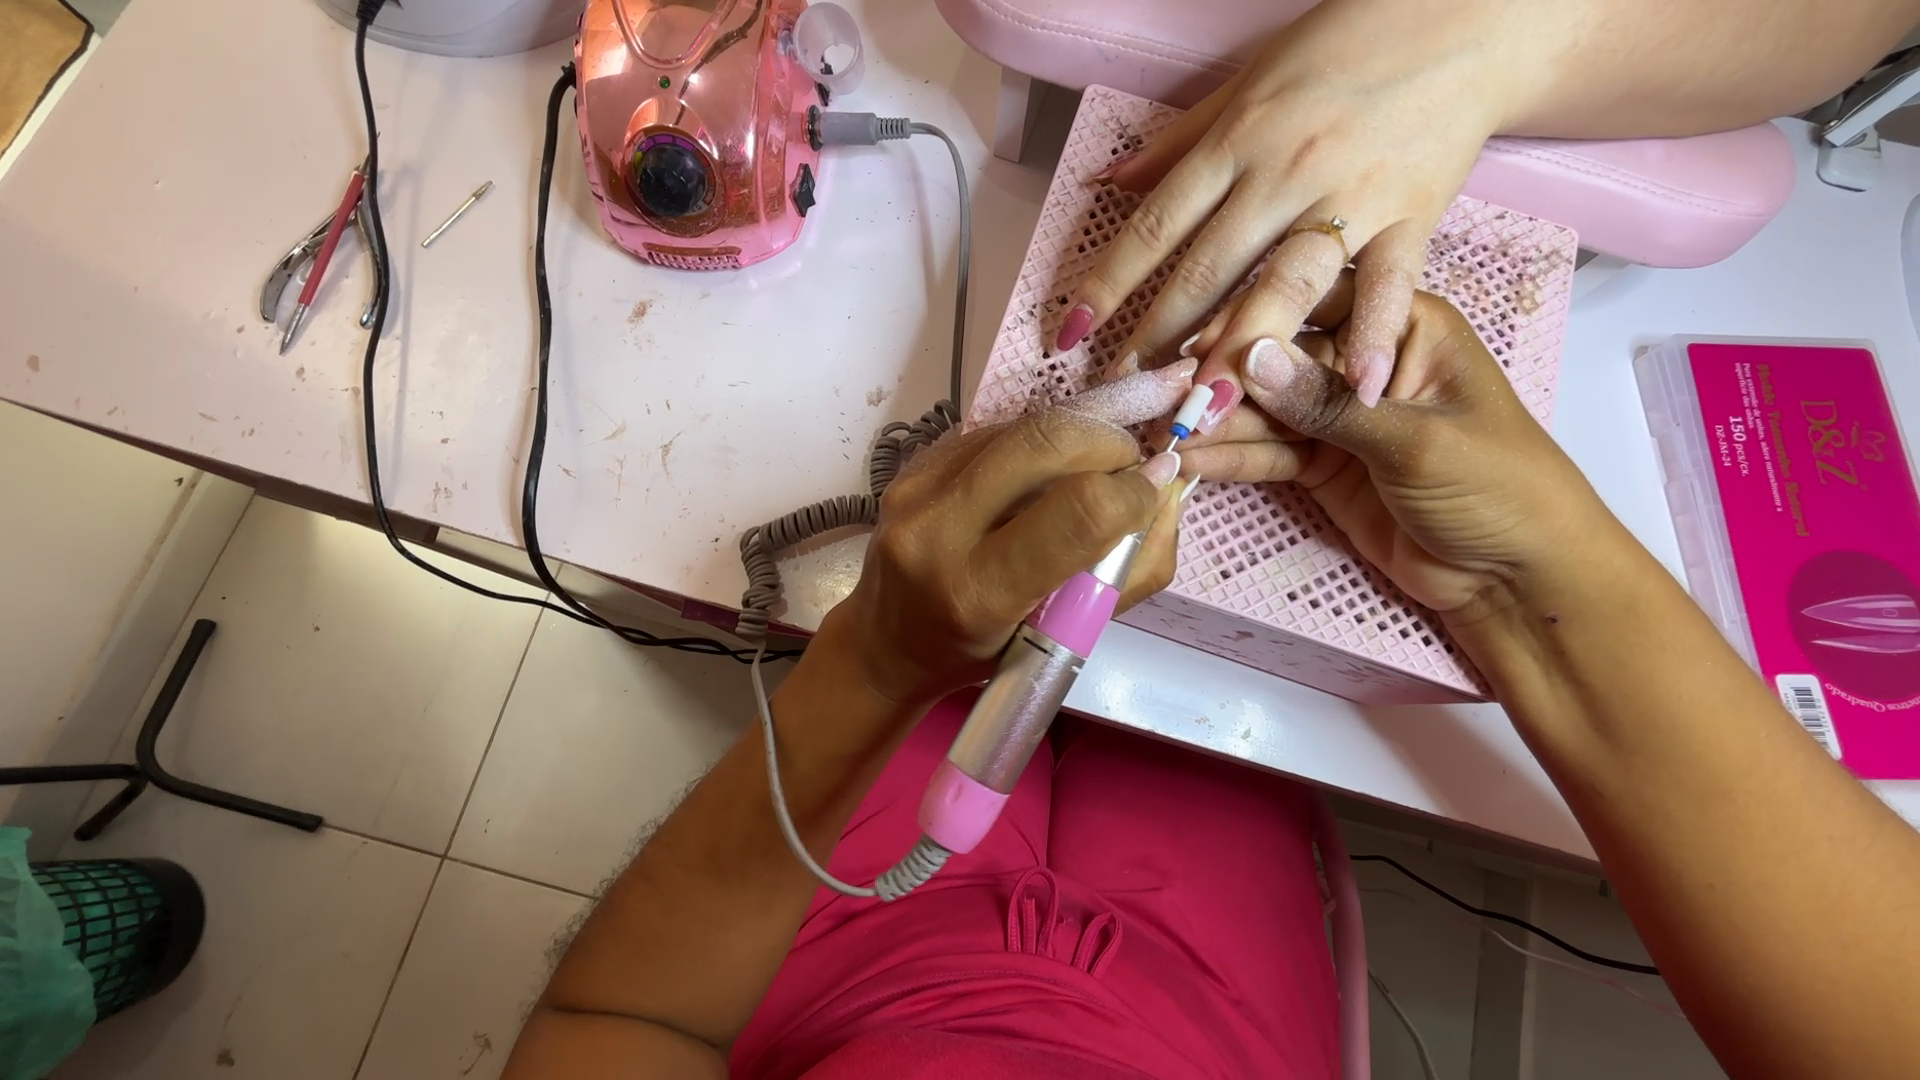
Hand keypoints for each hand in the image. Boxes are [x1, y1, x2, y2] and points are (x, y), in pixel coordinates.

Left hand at [824, 395, 1191, 709]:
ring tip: (1087, 470)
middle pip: (1045, 442)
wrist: (887, 642)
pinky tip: (1038, 474)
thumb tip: (1167, 494)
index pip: (1077, 513)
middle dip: (1106, 443)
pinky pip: (993, 432)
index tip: (1151, 492)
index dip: (1131, 493)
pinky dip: (1035, 443)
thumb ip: (1130, 573)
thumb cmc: (982, 654)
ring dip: (1073, 438)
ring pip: (1020, 426)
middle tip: (1126, 465)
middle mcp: (936, 530)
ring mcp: (915, 489)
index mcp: (977, 592)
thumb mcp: (1063, 636)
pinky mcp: (910, 465)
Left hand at [1061, 0, 1541, 414]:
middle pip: (1205, 272)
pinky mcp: (1412, 216)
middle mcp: (1282, 174)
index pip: (1154, 227)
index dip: (1107, 285)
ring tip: (1202, 406)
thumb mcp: (1244, 83)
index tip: (1070, 336)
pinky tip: (1360, 393)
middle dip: (1156, 338)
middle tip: (1124, 394)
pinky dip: (1375, 337)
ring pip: (1282, 285)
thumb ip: (1174, 143)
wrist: (1467, 11)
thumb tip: (1106, 182)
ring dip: (1239, 350)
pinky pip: (1389, 285)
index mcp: (1236, 141)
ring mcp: (1349, 197)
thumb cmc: (1341, 47)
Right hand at [1182, 280, 1609, 618]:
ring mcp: (1337, 417)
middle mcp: (1361, 361)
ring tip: (1164, 436)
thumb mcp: (1413, 438)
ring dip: (1218, 425)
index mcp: (1402, 327)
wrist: (1514, 577)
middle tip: (1165, 400)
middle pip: (1278, 361)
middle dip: (1223, 382)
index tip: (1197, 346)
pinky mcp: (1320, 464)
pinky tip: (1190, 462)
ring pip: (1265, 411)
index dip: (1254, 321)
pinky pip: (1267, 453)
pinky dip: (1231, 459)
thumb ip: (1325, 402)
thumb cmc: (1496, 487)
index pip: (1314, 303)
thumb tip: (1248, 359)